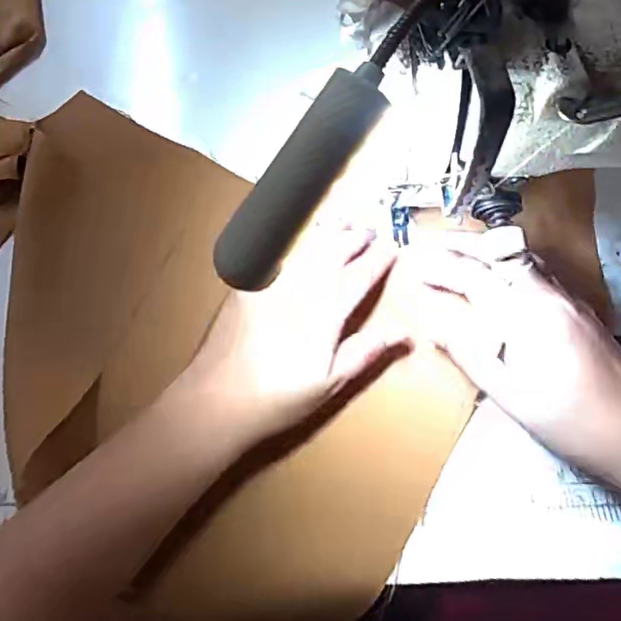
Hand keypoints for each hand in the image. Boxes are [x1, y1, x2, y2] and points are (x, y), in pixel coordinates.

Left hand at [161, 225, 411, 451]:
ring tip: (342, 223)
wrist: (217, 395)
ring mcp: (271, 283)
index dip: (377, 260)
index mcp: (324, 313)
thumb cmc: (278, 398)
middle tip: (369, 230)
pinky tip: (302, 241)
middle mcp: (299, 289)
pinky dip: (297, 242)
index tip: (393, 248)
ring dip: (327, 234)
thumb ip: (365, 352)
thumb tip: (403, 332)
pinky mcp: (248, 284)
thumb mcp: (329, 383)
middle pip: (332, 253)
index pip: (359, 277)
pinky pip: (278, 253)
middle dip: (353, 238)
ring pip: (306, 248)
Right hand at [399, 239, 620, 480]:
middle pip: (499, 253)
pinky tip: (495, 275)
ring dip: (483, 249)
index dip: (440, 267)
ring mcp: (569, 300)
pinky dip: (505, 262)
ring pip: (520, 257)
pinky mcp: (580, 309)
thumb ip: (470, 355)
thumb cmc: (576, 424)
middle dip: (459, 244)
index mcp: (530, 315)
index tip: (412, 266)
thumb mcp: (513, 397)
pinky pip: (534, 270)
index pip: (475, 276)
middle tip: (427, 243)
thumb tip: (432, 325)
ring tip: (453, 251)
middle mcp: (550, 296)